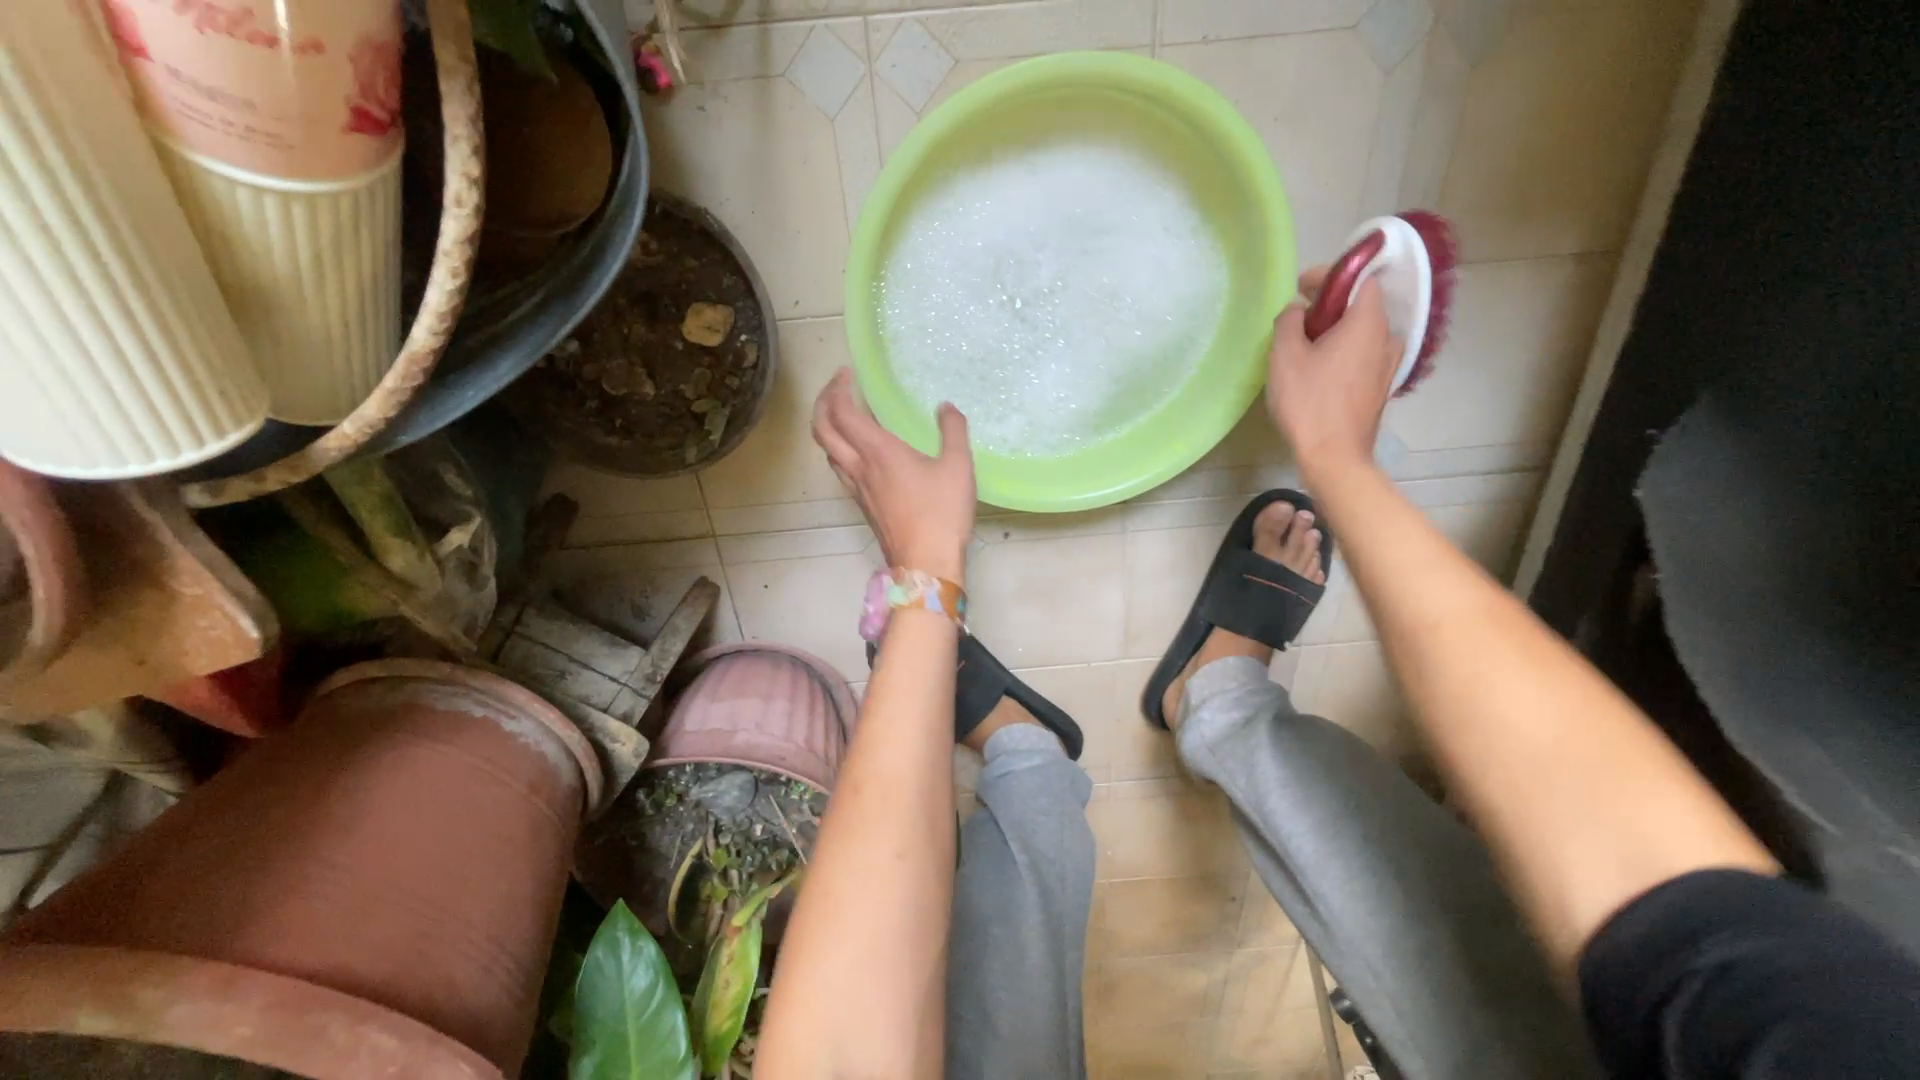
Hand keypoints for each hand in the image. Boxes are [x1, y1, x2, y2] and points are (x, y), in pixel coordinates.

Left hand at [812, 369, 974, 582]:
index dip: (838, 388)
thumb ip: (952, 431)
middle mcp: (858, 467)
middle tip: (837, 388)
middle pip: (822, 429)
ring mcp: (856, 488)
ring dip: (827, 428)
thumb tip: (946, 407)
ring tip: (845, 416)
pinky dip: (839, 449)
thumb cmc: (942, 513)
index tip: (847, 373)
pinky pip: (839, 469)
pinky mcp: (862, 505)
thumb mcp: (958, 466)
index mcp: (877, 451)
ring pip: (827, 451)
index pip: (842, 411)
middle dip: (823, 403)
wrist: (925, 564)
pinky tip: (860, 452)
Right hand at [1267, 267, 1400, 480]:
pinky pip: (1364, 357)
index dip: (1331, 277)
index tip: (1301, 288)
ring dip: (1337, 332)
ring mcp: (1387, 366)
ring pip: (1363, 334)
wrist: (1333, 456)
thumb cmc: (1308, 401)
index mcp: (1367, 322)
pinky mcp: (1380, 389)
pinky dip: (1344, 353)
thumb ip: (1288, 321)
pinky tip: (1320, 371)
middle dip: (1330, 306)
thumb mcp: (1285, 355)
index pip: (1361, 279)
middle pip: (1361, 307)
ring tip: (1307, 347)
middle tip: (1297, 319)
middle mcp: (1386, 338)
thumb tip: (1296, 310)